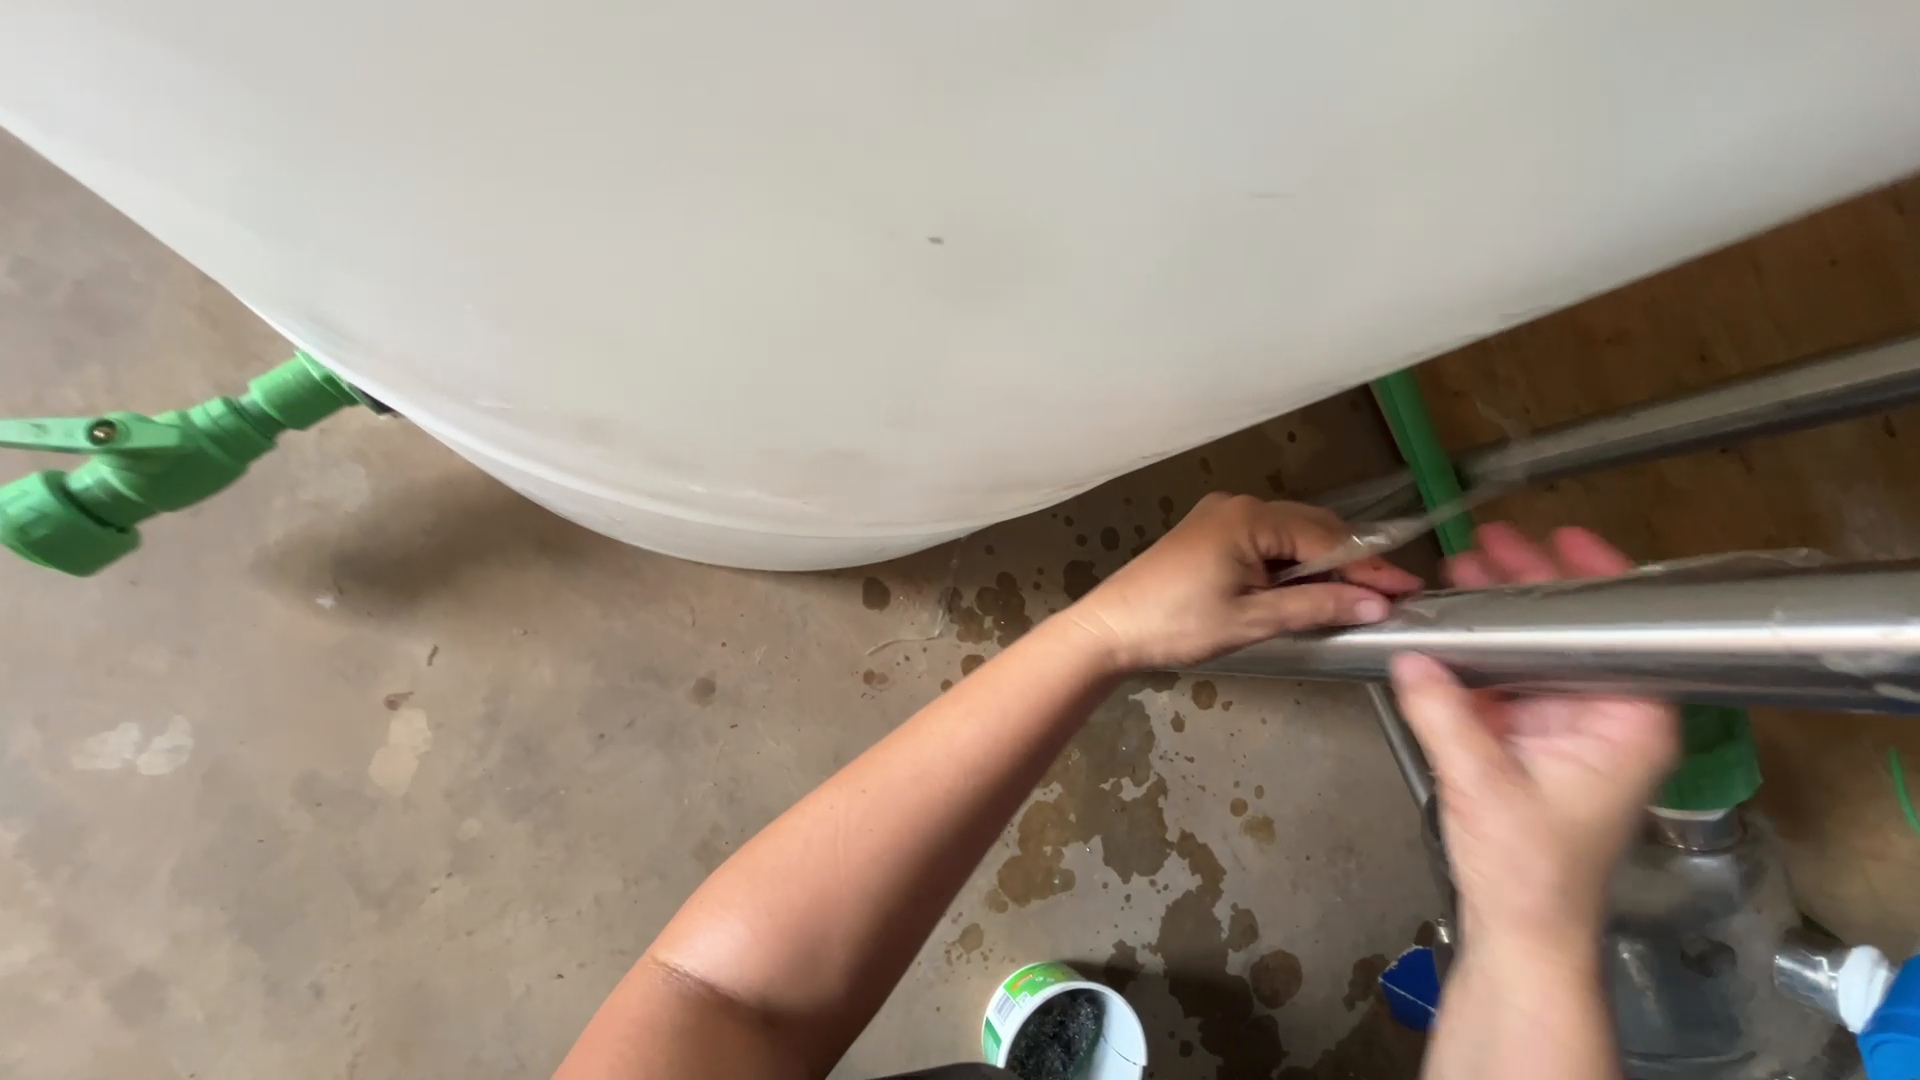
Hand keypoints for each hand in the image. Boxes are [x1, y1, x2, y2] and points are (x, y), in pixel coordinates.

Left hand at [1063, 492, 1421, 671]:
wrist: (1109, 629)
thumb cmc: (1175, 624)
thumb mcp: (1251, 620)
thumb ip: (1316, 607)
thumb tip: (1377, 604)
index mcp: (1248, 518)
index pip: (1327, 536)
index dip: (1370, 566)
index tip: (1409, 589)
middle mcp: (1235, 506)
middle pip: (1310, 528)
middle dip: (1348, 562)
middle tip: (1386, 597)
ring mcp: (1217, 518)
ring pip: (1287, 535)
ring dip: (1317, 564)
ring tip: (1351, 598)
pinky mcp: (1205, 535)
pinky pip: (1262, 542)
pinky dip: (1287, 565)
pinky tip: (1302, 590)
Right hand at [1390, 523, 1678, 947]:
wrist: (1515, 916)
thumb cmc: (1528, 863)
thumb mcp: (1484, 783)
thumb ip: (1445, 714)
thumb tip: (1407, 655)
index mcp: (1624, 723)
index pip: (1623, 638)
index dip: (1594, 585)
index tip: (1562, 540)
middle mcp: (1597, 714)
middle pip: (1570, 634)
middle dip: (1531, 587)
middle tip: (1490, 543)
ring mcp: (1554, 723)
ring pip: (1529, 651)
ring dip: (1495, 613)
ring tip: (1462, 569)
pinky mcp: (1516, 734)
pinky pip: (1494, 677)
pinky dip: (1468, 649)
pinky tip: (1441, 623)